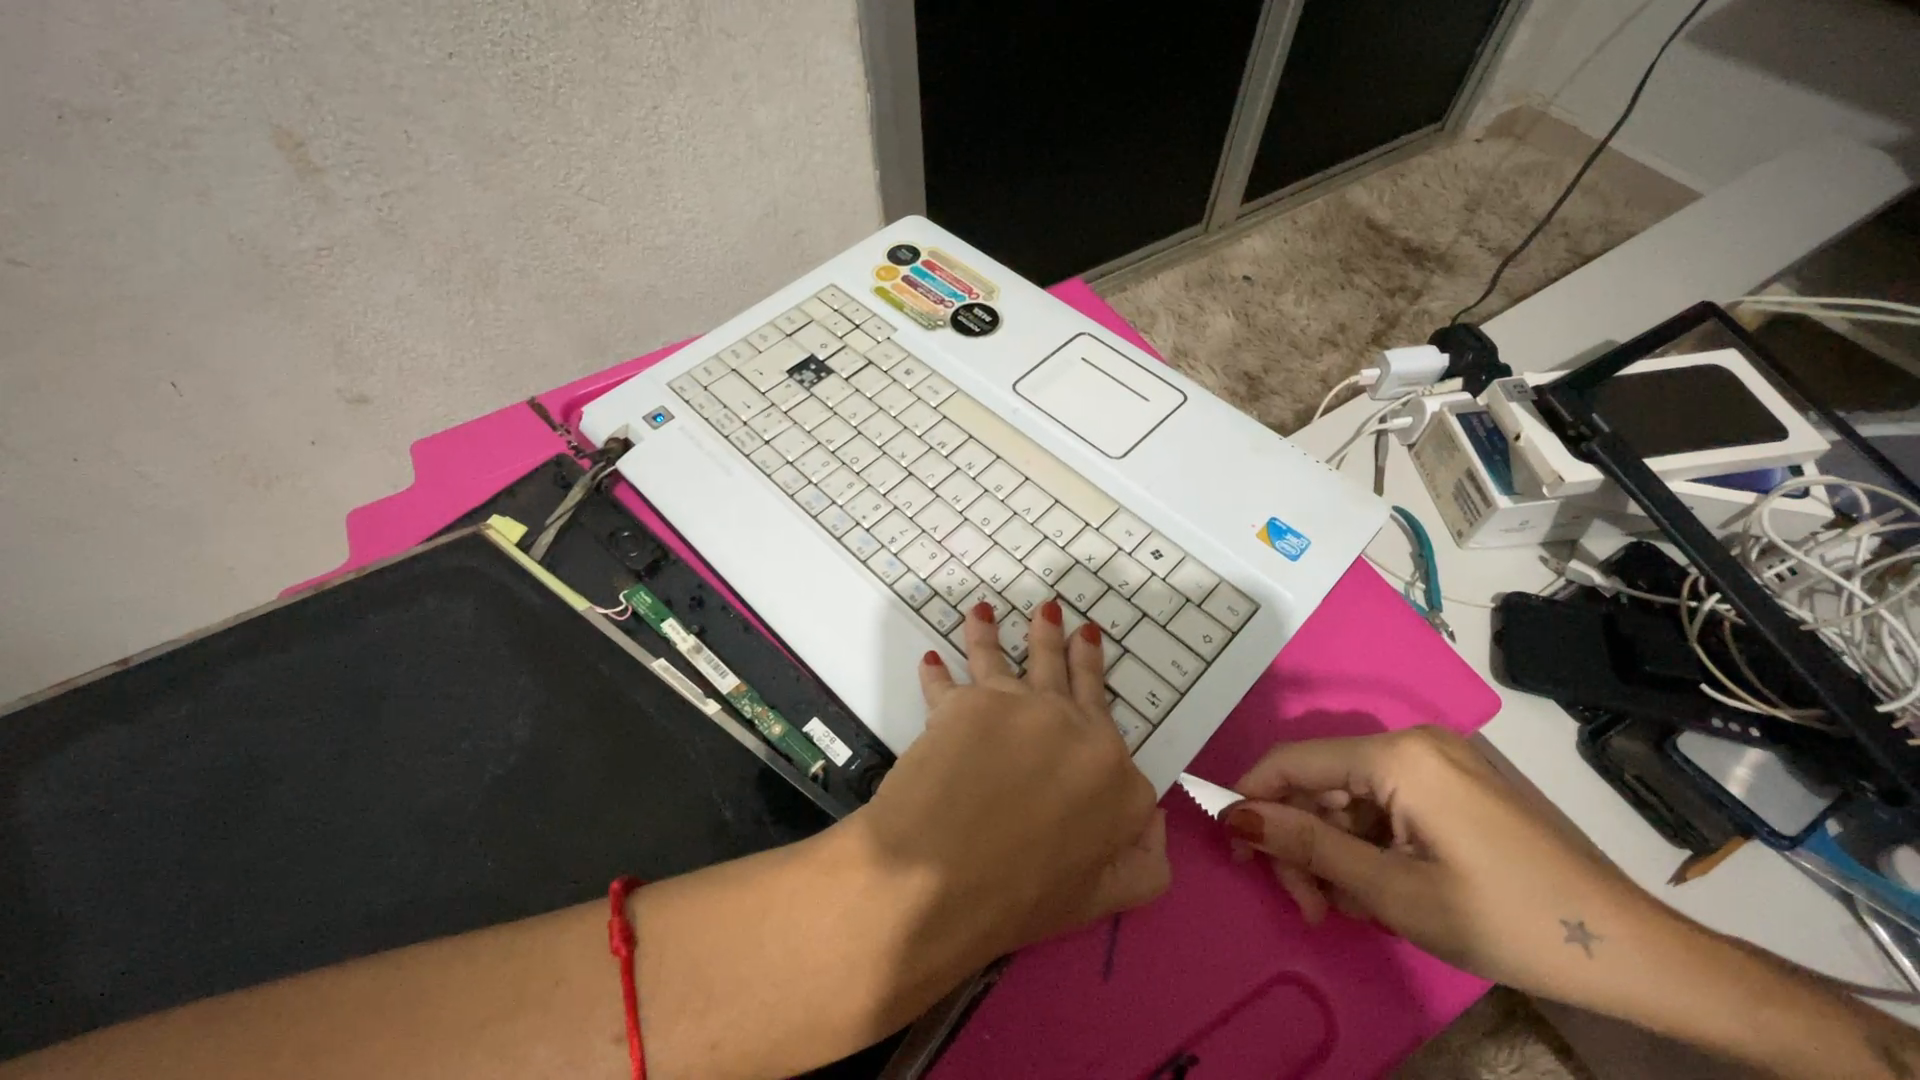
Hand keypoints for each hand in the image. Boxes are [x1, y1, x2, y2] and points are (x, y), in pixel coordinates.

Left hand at [850, 599, 1168, 960]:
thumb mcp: (1106, 897)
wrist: (943, 876)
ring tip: (987, 611)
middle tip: (1054, 611)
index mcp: (1111, 768)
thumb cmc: (1025, 893)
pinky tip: (933, 657)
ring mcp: (1014, 706)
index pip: (1113, 735)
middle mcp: (1069, 724)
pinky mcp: (963, 703)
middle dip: (1063, 642)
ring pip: (1008, 659)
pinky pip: (950, 680)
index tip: (1094, 697)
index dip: (1102, 715)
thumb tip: (1153, 819)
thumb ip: (1145, 862)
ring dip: (997, 633)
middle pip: (1067, 674)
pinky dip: (939, 669)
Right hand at [1221, 727, 1658, 994]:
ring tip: (1347, 909)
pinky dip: (1372, 847)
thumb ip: (1307, 846)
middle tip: (1307, 906)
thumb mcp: (1392, 891)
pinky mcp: (1461, 787)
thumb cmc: (1504, 919)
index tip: (1234, 850)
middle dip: (1303, 842)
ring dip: (1336, 852)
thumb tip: (1234, 816)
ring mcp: (1444, 762)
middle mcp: (1417, 743)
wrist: (1628, 950)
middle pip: (1323, 783)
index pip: (1294, 762)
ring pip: (1354, 798)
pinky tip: (1379, 891)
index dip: (1252, 800)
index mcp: (1399, 756)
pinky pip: (1389, 805)